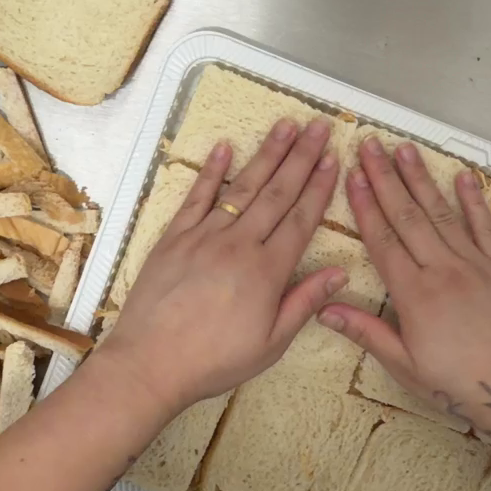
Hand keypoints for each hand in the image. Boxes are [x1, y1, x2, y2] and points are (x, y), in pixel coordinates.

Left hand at [96, 118, 345, 415]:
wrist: (150, 363)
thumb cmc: (214, 361)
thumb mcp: (271, 344)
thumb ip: (304, 303)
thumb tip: (340, 272)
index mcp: (267, 272)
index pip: (301, 220)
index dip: (319, 188)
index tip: (333, 160)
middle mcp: (239, 245)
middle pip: (277, 193)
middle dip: (301, 157)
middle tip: (318, 127)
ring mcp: (204, 237)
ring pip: (242, 188)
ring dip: (266, 154)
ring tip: (285, 126)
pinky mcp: (174, 238)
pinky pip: (196, 198)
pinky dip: (211, 172)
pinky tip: (224, 148)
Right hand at [319, 137, 490, 429]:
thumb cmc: (457, 384)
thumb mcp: (404, 365)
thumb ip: (365, 332)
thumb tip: (323, 308)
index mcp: (414, 294)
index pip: (383, 240)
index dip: (365, 206)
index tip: (352, 176)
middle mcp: (443, 269)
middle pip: (409, 216)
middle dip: (386, 179)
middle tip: (371, 146)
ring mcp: (475, 264)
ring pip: (442, 213)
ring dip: (421, 180)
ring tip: (405, 149)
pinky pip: (485, 227)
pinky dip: (473, 201)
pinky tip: (462, 177)